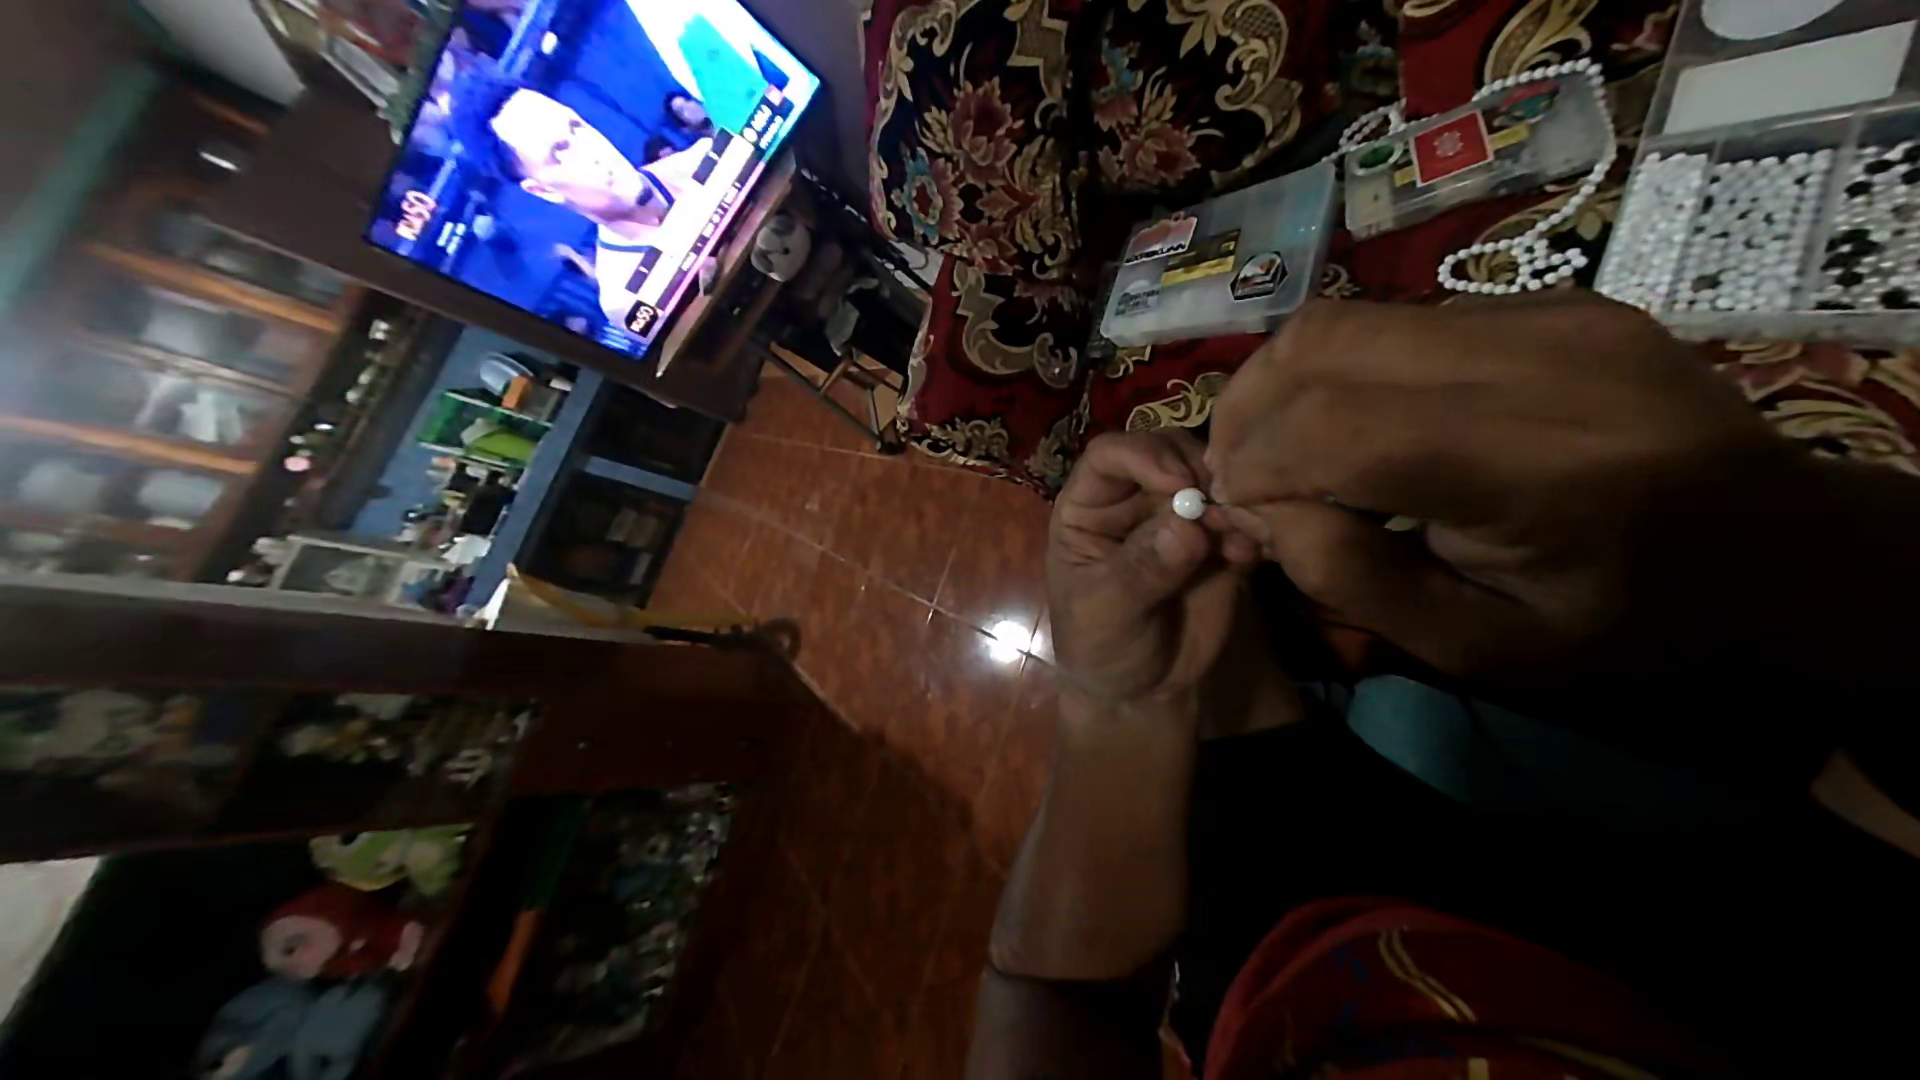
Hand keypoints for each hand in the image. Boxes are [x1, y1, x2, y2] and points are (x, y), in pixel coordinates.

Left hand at [1048, 432, 1257, 709]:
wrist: (1140, 689)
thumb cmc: (1098, 644)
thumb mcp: (1105, 611)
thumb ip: (1142, 569)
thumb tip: (1187, 525)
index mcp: (1089, 506)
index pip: (1109, 455)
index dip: (1143, 455)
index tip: (1177, 482)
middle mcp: (1135, 501)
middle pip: (1169, 454)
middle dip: (1198, 471)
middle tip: (1217, 505)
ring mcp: (1180, 520)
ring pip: (1213, 482)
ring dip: (1232, 499)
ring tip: (1236, 538)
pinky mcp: (1220, 545)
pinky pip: (1243, 522)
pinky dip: (1253, 530)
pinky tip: (1249, 557)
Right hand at [1208, 291, 1809, 677]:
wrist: (1785, 555)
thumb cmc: (1621, 627)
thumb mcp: (1471, 646)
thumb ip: (1347, 578)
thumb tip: (1263, 507)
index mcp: (1538, 466)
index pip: (1336, 429)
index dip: (1254, 465)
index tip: (1233, 506)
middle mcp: (1541, 361)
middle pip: (1319, 346)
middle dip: (1245, 411)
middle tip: (1234, 471)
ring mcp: (1544, 316)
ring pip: (1339, 322)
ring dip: (1275, 386)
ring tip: (1269, 447)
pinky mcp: (1538, 303)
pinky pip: (1383, 324)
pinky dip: (1328, 375)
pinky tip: (1338, 424)